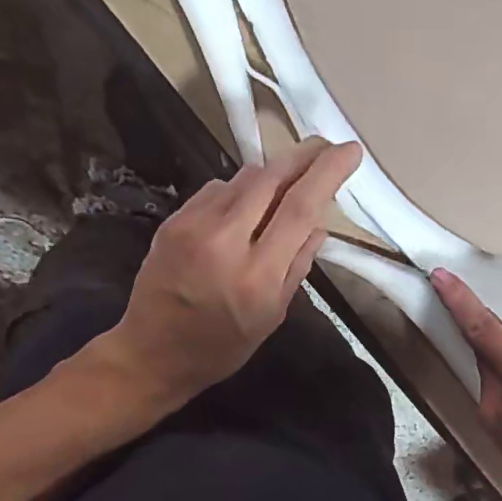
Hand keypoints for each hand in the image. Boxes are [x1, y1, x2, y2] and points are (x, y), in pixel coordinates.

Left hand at [83, 138, 362, 402]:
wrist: (153, 353)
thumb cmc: (223, 346)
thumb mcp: (273, 316)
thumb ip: (297, 267)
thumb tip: (317, 225)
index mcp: (257, 276)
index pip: (300, 208)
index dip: (328, 173)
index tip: (349, 152)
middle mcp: (224, 242)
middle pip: (271, 178)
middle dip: (303, 157)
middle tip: (324, 147)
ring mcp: (193, 227)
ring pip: (243, 178)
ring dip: (271, 176)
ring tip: (285, 186)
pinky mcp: (173, 221)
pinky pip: (216, 189)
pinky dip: (239, 192)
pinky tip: (245, 209)